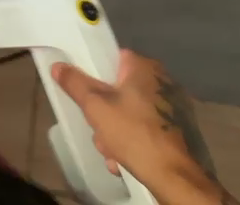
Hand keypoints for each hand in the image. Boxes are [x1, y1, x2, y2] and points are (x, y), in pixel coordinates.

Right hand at [51, 50, 232, 204]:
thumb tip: (58, 65)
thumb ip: (74, 82)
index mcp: (145, 68)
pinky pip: (147, 130)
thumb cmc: (135, 134)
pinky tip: (126, 160)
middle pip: (120, 89)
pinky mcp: (181, 133)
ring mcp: (175, 109)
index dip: (95, 74)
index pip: (113, 58)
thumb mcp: (95, 106)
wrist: (178, 180)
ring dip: (116, 131)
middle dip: (104, 112)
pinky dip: (135, 142)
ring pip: (131, 113)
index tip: (86, 92)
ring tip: (112, 152)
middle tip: (98, 129)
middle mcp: (164, 83)